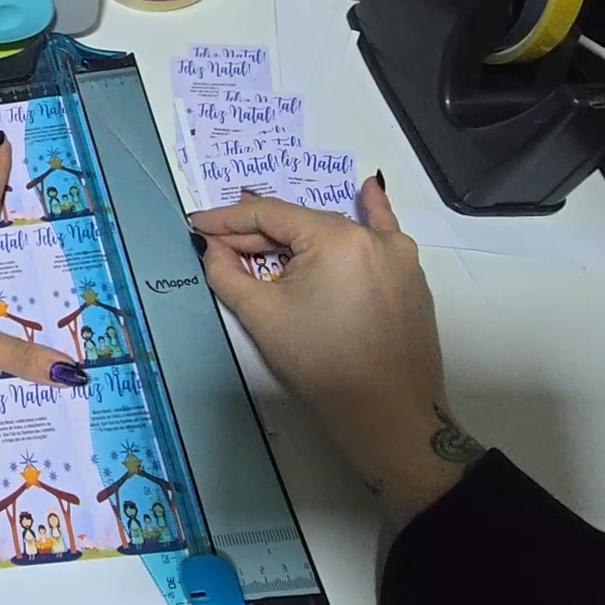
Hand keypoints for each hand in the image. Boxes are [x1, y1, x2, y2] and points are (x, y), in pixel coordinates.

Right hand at [190, 177, 483, 525]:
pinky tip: (368, 189)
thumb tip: (211, 246)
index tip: (196, 223)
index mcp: (337, 239)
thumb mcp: (260, 313)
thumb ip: (226, 271)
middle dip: (255, 235)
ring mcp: (398, 256)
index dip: (227, 220)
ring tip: (256, 237)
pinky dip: (370, 213)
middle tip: (216, 246)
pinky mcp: (408, 278)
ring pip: (331, 234)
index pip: (270, 216)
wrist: (387, 416)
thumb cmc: (318, 361)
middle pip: (299, 225)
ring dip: (292, 236)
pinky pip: (382, 236)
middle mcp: (373, 237)